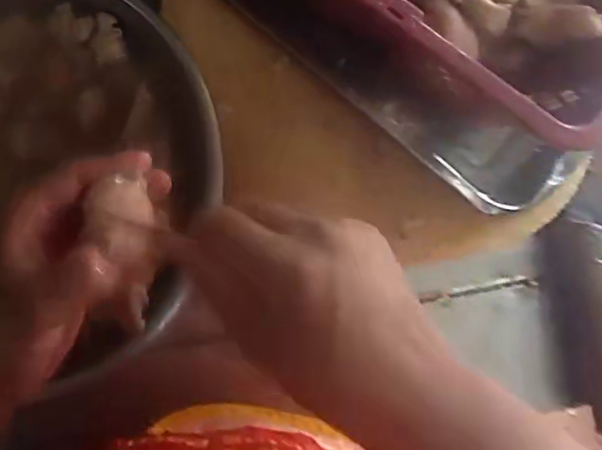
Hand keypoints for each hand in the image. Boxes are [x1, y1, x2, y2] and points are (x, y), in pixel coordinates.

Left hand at [0, 150, 171, 397]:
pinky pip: (99, 258)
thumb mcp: (33, 307)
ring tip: (166, 223)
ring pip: (96, 226)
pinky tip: (149, 269)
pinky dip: (123, 261)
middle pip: (88, 197)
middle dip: (125, 190)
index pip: (71, 179)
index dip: (108, 166)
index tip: (145, 159)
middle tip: (165, 184)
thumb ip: (68, 281)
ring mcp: (54, 254)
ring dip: (128, 225)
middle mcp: (41, 227)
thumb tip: (106, 258)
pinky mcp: (66, 282)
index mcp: (26, 216)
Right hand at [167, 204, 570, 449]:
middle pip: (248, 207)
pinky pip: (311, 223)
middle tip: (233, 267)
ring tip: (277, 277)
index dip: (200, 234)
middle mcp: (314, 230)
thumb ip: (215, 286)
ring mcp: (343, 225)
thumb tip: (182, 248)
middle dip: (232, 232)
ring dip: (265, 235)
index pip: (220, 220)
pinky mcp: (364, 229)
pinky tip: (314, 277)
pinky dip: (299, 241)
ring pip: (278, 213)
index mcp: (287, 264)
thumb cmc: (332, 382)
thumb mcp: (259, 341)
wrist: (420, 395)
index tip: (197, 255)